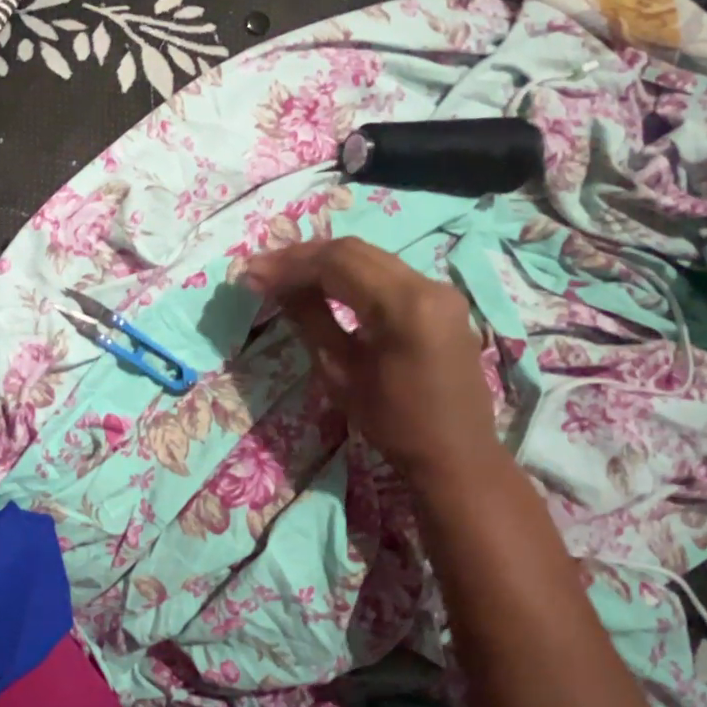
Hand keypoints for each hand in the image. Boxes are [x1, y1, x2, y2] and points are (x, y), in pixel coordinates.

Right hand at [241, 237, 497, 486]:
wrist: (456, 454)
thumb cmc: (393, 421)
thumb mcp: (339, 370)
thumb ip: (309, 317)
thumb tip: (270, 282)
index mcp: (404, 307)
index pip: (335, 264)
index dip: (288, 265)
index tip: (250, 275)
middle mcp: (427, 286)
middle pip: (352, 252)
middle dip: (302, 257)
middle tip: (260, 270)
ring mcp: (438, 290)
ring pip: (369, 257)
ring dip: (322, 261)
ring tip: (282, 275)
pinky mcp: (439, 300)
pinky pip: (385, 272)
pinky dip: (347, 273)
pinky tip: (319, 284)